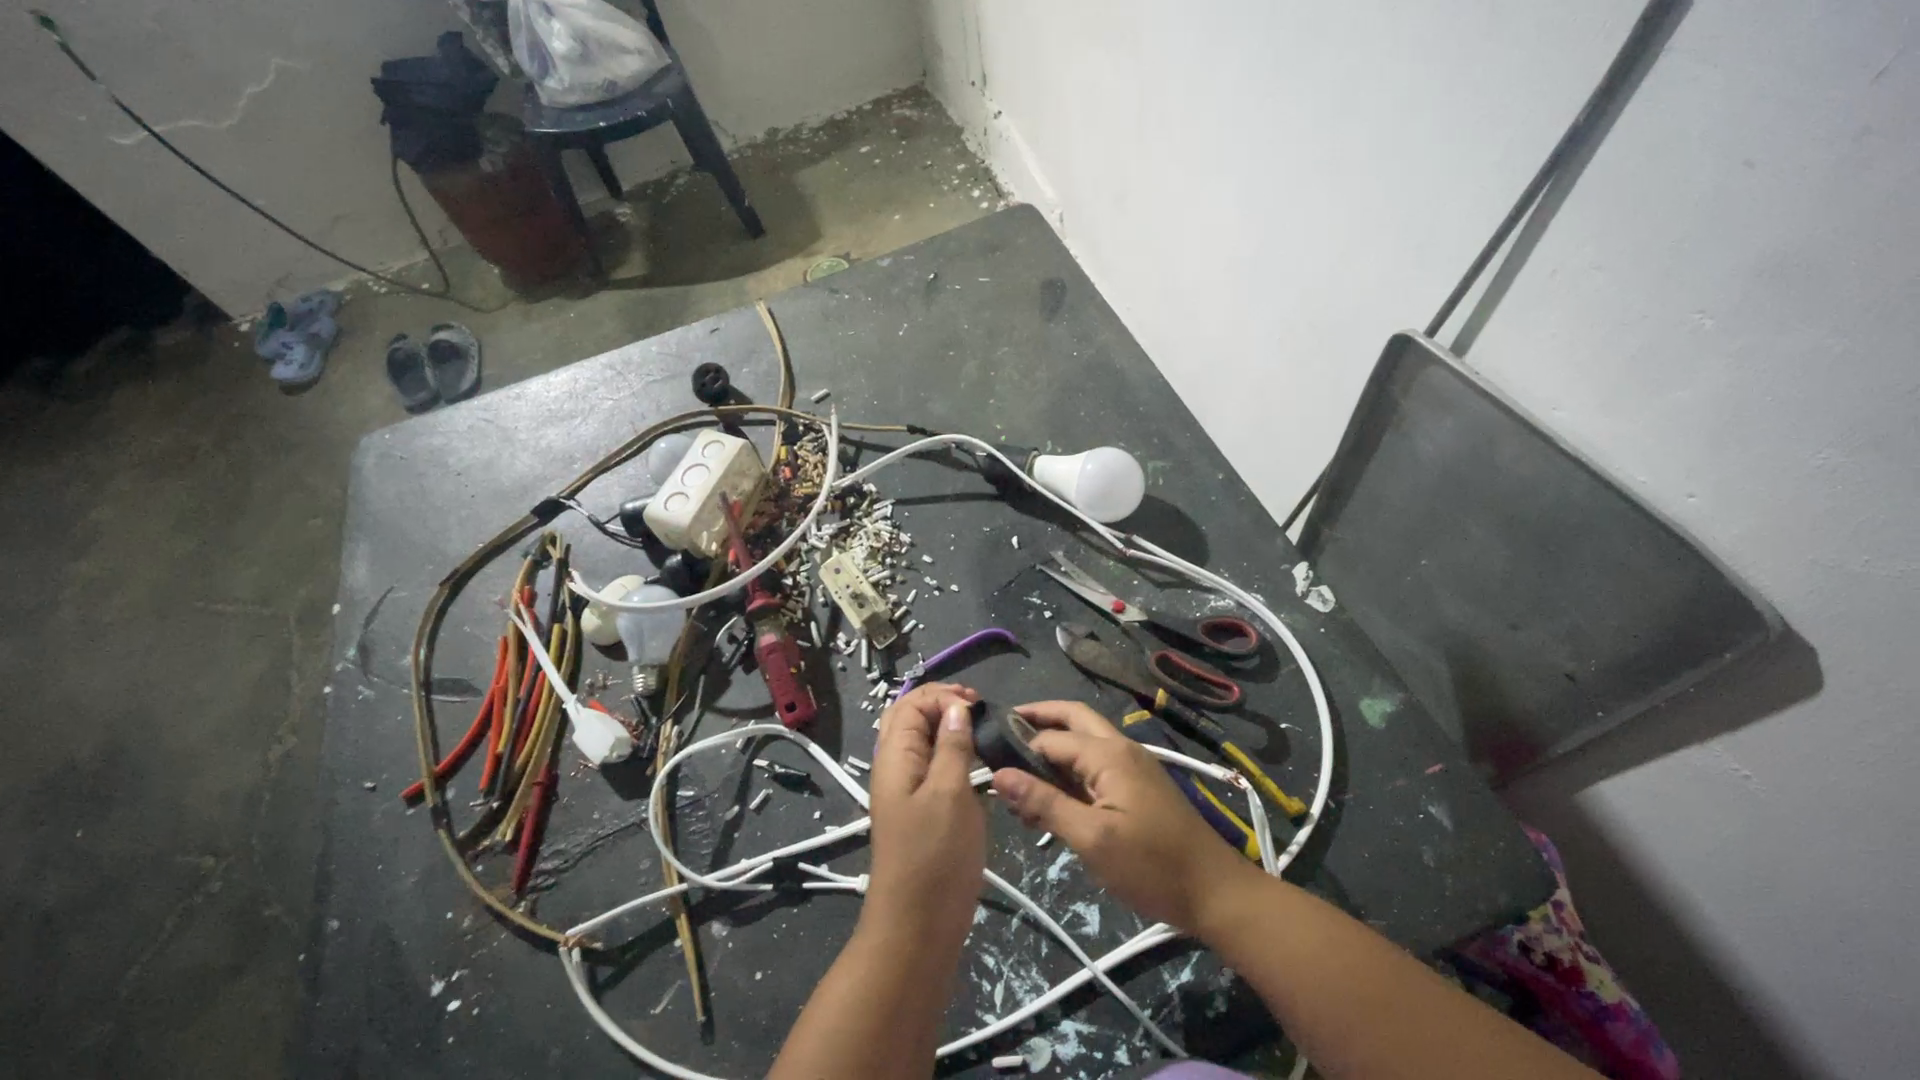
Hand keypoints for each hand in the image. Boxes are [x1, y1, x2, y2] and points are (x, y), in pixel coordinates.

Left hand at [864, 683, 985, 946]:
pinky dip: (954, 758)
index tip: (979, 704)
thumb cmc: (934, 857)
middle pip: (911, 720)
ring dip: (949, 731)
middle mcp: (895, 769)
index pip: (910, 704)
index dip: (942, 695)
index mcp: (894, 758)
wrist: (918, 927)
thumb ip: (952, 747)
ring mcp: (907, 793)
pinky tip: (979, 769)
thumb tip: (956, 708)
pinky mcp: (922, 814)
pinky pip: (934, 771)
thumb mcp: (949, 794)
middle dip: (943, 706)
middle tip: (981, 712)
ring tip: (984, 735)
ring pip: (923, 745)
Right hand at [992, 701, 1250, 931]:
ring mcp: (1133, 767)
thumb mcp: (1091, 838)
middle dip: (1037, 721)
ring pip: (1084, 744)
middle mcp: (1121, 749)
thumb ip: (1044, 803)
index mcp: (1108, 754)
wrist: (1215, 893)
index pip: (1049, 737)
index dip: (1016, 747)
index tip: (983, 761)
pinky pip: (1097, 767)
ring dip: (1053, 751)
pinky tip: (1052, 802)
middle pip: (1072, 719)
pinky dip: (1070, 774)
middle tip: (1000, 735)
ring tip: (1019, 781)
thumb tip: (999, 774)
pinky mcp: (1139, 788)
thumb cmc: (1151, 866)